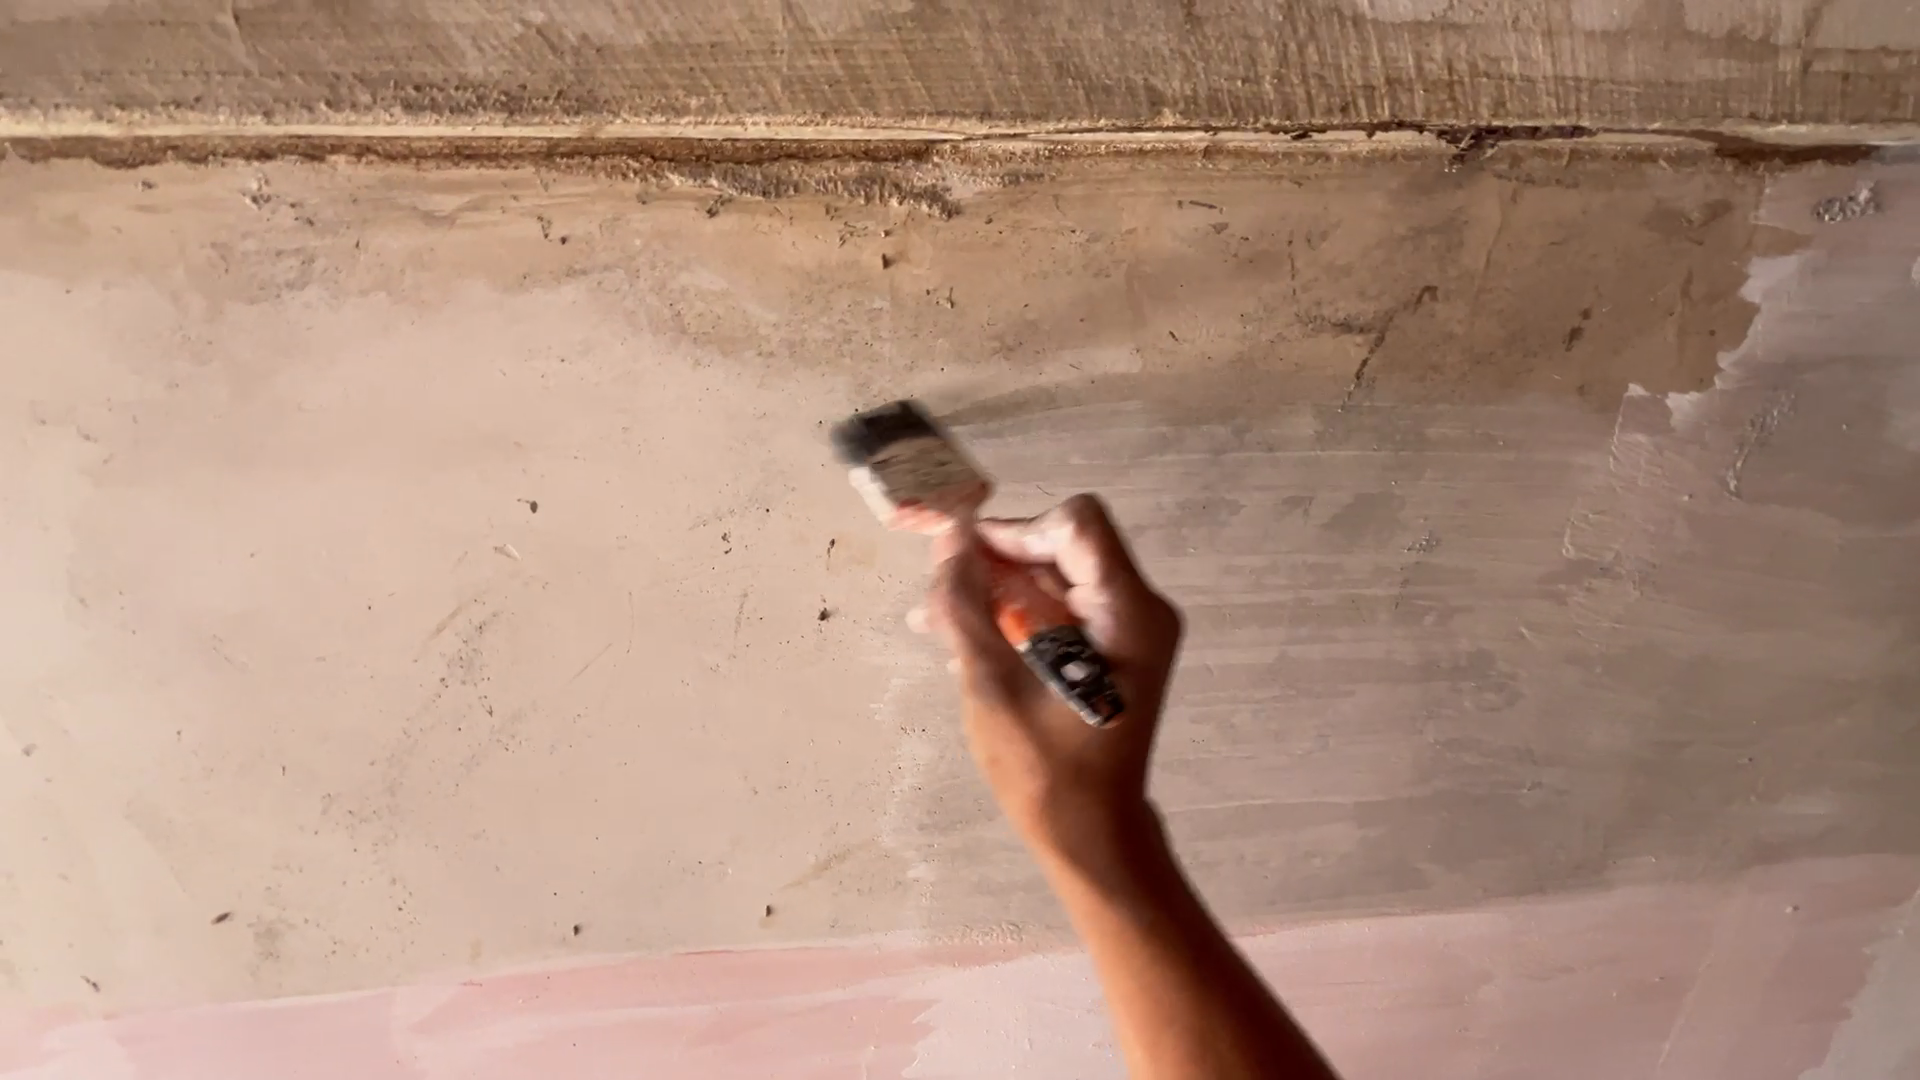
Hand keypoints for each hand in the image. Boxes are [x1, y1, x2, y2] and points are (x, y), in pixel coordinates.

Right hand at [926, 495, 1183, 872]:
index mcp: (1129, 612)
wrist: (1089, 833)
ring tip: (933, 620)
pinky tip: (961, 639)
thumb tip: (949, 538)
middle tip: (935, 588)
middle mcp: (1137, 608)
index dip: (1013, 530)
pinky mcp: (1106, 645)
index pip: (1074, 524)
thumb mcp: (992, 684)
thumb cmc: (1045, 771)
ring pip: (1050, 575)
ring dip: (992, 591)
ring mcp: (1124, 627)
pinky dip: (1009, 615)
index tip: (961, 554)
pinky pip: (1054, 607)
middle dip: (993, 562)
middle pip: (1059, 547)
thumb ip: (966, 605)